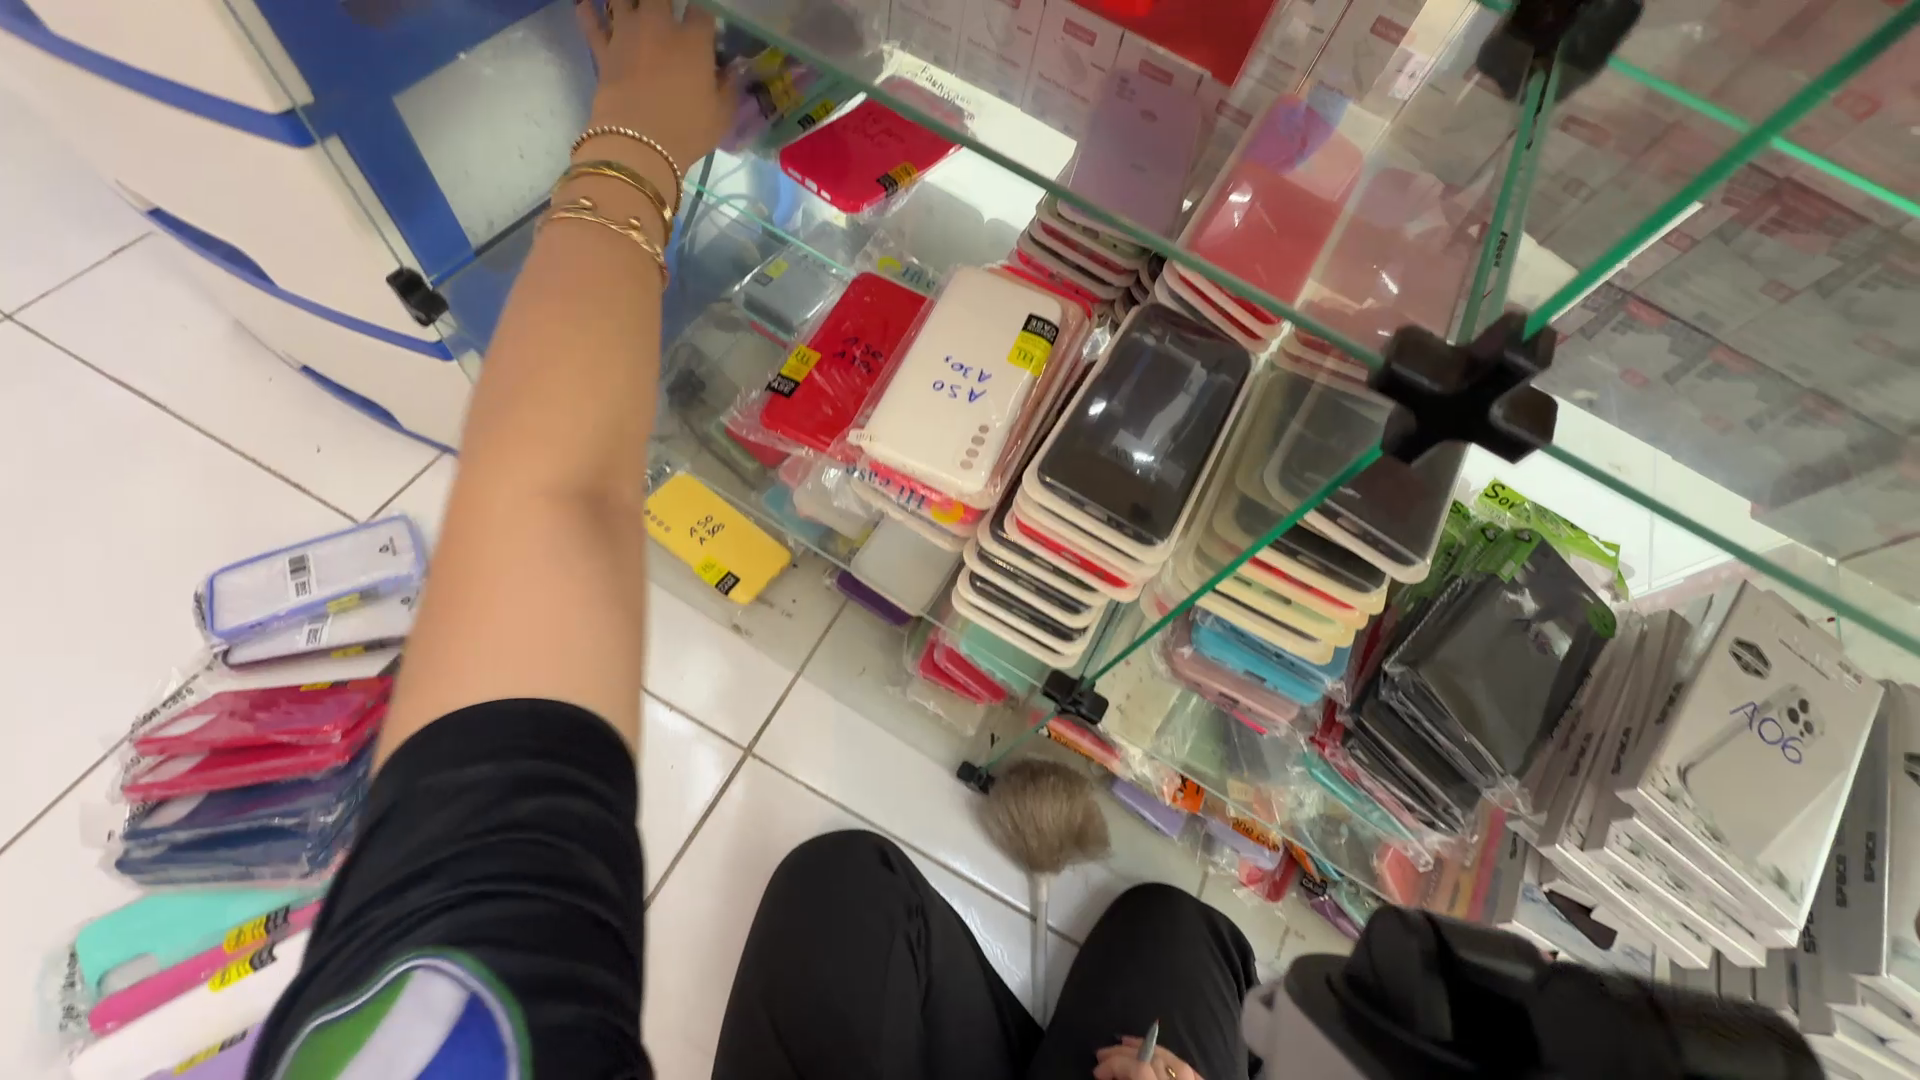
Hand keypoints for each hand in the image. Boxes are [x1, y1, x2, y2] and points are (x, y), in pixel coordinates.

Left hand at [574, 0, 731, 168]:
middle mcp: (659, 26)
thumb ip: (730, 86)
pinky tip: (585, 3)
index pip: (702, 9)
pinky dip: (588, 12)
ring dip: (630, 0)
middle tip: (668, 10)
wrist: (639, 144)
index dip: (706, 11)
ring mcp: (627, 34)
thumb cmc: (688, 130)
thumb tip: (736, 69)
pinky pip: (592, 23)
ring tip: (636, 6)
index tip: (708, 21)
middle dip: (666, 0)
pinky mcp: (603, 51)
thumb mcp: (722, 115)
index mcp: (693, 40)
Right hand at [1093, 1037, 1204, 1079]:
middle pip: (1154, 1058)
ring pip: (1175, 1060)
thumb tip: (1107, 1076)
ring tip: (1128, 1043)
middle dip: (1125, 1052)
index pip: (1138, 1068)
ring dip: (1149, 1048)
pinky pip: (1192, 1072)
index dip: (1114, 1064)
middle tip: (1103, 1054)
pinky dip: (1175, 1060)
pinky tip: (1163, 1057)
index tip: (1097, 1071)